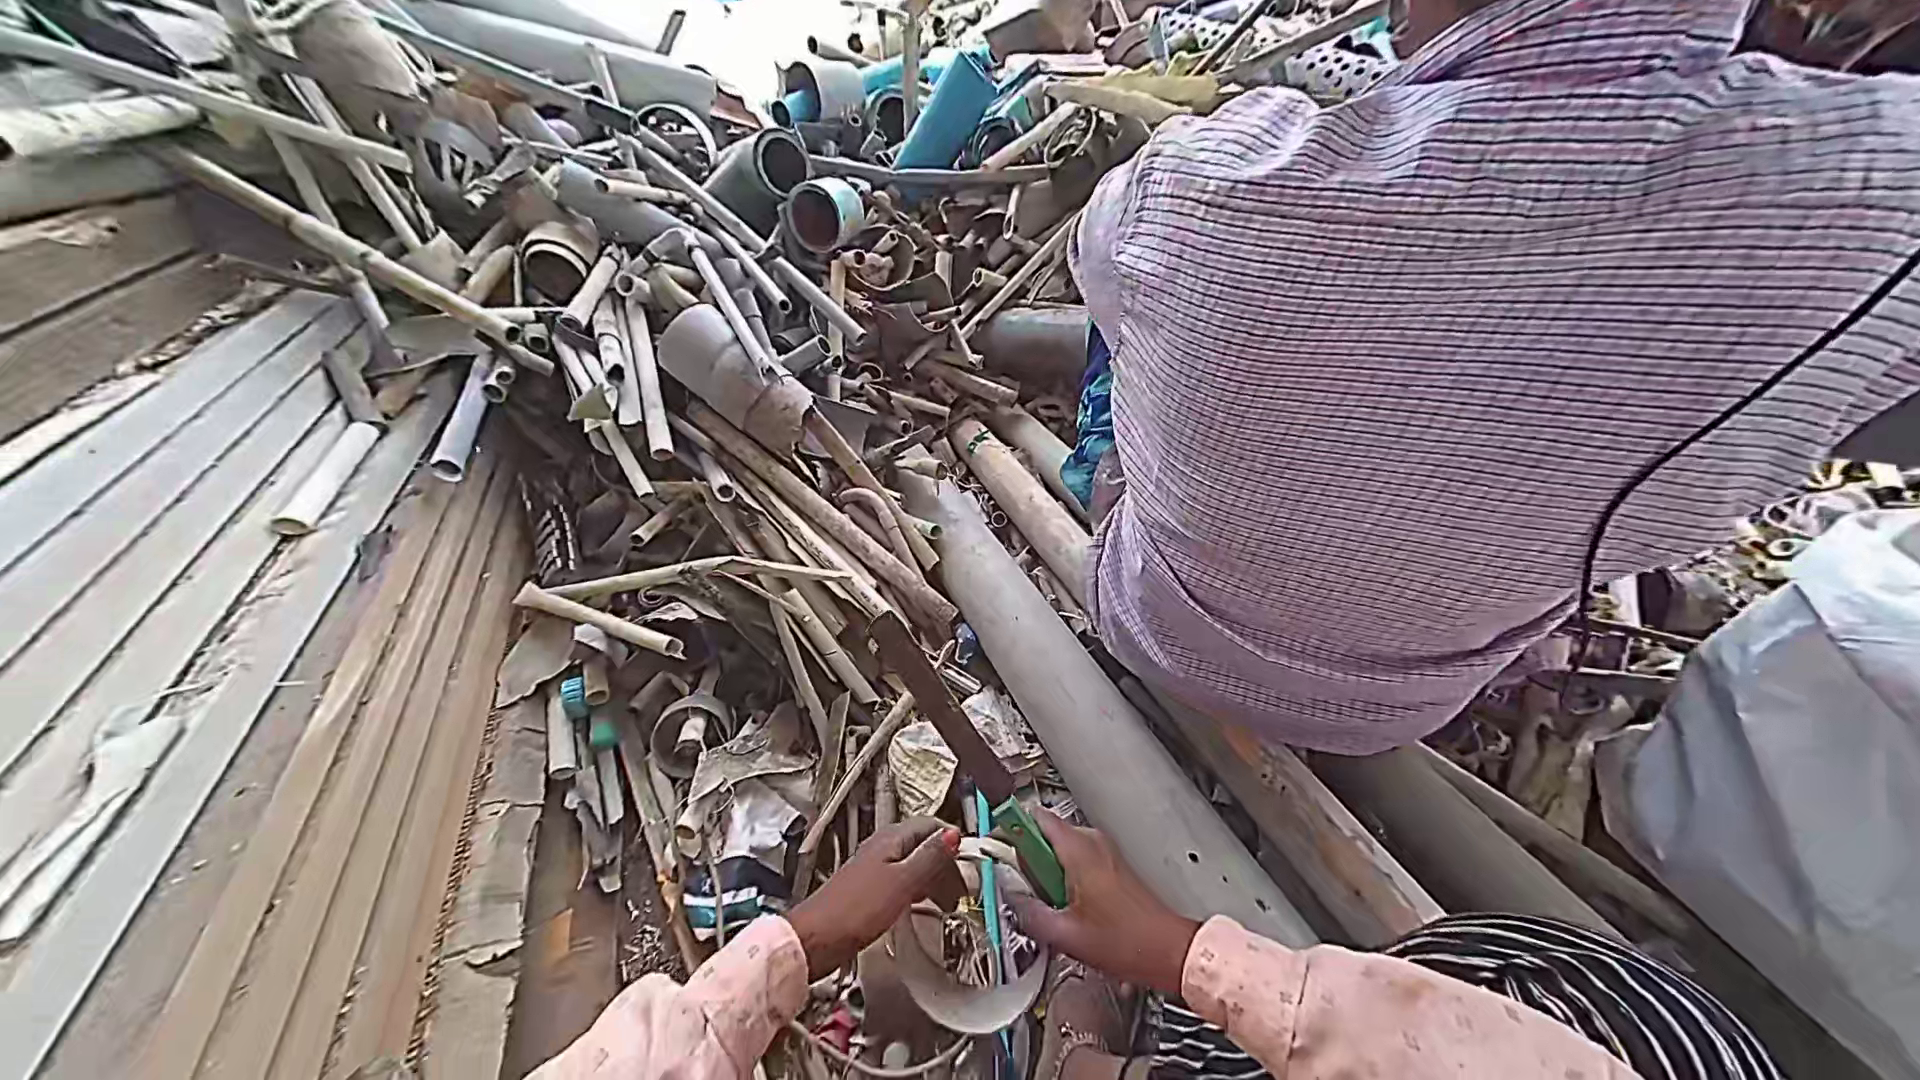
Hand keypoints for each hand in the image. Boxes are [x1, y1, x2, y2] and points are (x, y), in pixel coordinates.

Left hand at [786, 817, 962, 979]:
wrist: (816, 940)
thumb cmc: (856, 910)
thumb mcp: (902, 883)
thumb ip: (930, 857)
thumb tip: (953, 833)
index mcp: (891, 839)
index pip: (931, 826)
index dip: (953, 841)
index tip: (970, 862)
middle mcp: (883, 847)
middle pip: (924, 845)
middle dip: (946, 863)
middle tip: (962, 889)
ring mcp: (876, 868)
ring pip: (914, 864)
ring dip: (935, 879)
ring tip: (949, 903)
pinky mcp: (870, 890)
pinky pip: (903, 882)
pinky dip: (919, 891)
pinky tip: (923, 906)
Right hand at [1006, 811, 1199, 996]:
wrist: (1169, 950)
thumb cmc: (1129, 941)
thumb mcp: (1067, 934)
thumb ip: (1030, 914)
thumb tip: (1008, 900)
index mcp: (1078, 848)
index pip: (1033, 817)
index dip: (1010, 828)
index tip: (996, 845)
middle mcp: (1090, 840)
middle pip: (1042, 833)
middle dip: (1026, 858)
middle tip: (1023, 889)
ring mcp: (1100, 849)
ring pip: (1056, 846)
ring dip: (1044, 869)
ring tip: (1048, 903)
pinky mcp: (1107, 862)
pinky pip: (1071, 856)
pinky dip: (1061, 874)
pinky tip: (1067, 906)